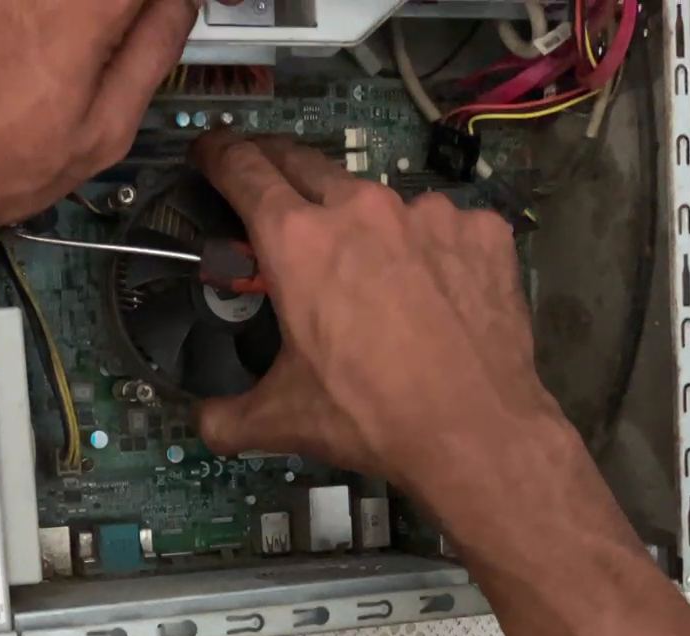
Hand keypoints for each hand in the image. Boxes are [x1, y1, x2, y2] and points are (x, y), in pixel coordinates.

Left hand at [0, 0, 200, 233]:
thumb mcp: (95, 137)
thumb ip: (147, 60)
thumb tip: (174, 11)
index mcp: (77, 7)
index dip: (148, 4)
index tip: (146, 18)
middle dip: (91, 18)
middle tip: (81, 48)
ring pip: (25, 0)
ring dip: (34, 20)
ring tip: (11, 61)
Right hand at [190, 131, 572, 520]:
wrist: (475, 431)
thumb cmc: (369, 417)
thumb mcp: (283, 421)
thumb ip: (228, 418)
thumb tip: (206, 425)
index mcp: (299, 242)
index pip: (243, 169)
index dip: (218, 153)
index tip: (210, 150)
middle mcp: (362, 208)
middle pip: (305, 164)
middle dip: (277, 168)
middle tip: (271, 193)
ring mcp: (430, 213)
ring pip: (380, 201)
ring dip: (361, 222)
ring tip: (370, 271)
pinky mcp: (483, 232)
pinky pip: (443, 227)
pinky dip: (428, 249)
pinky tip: (435, 292)